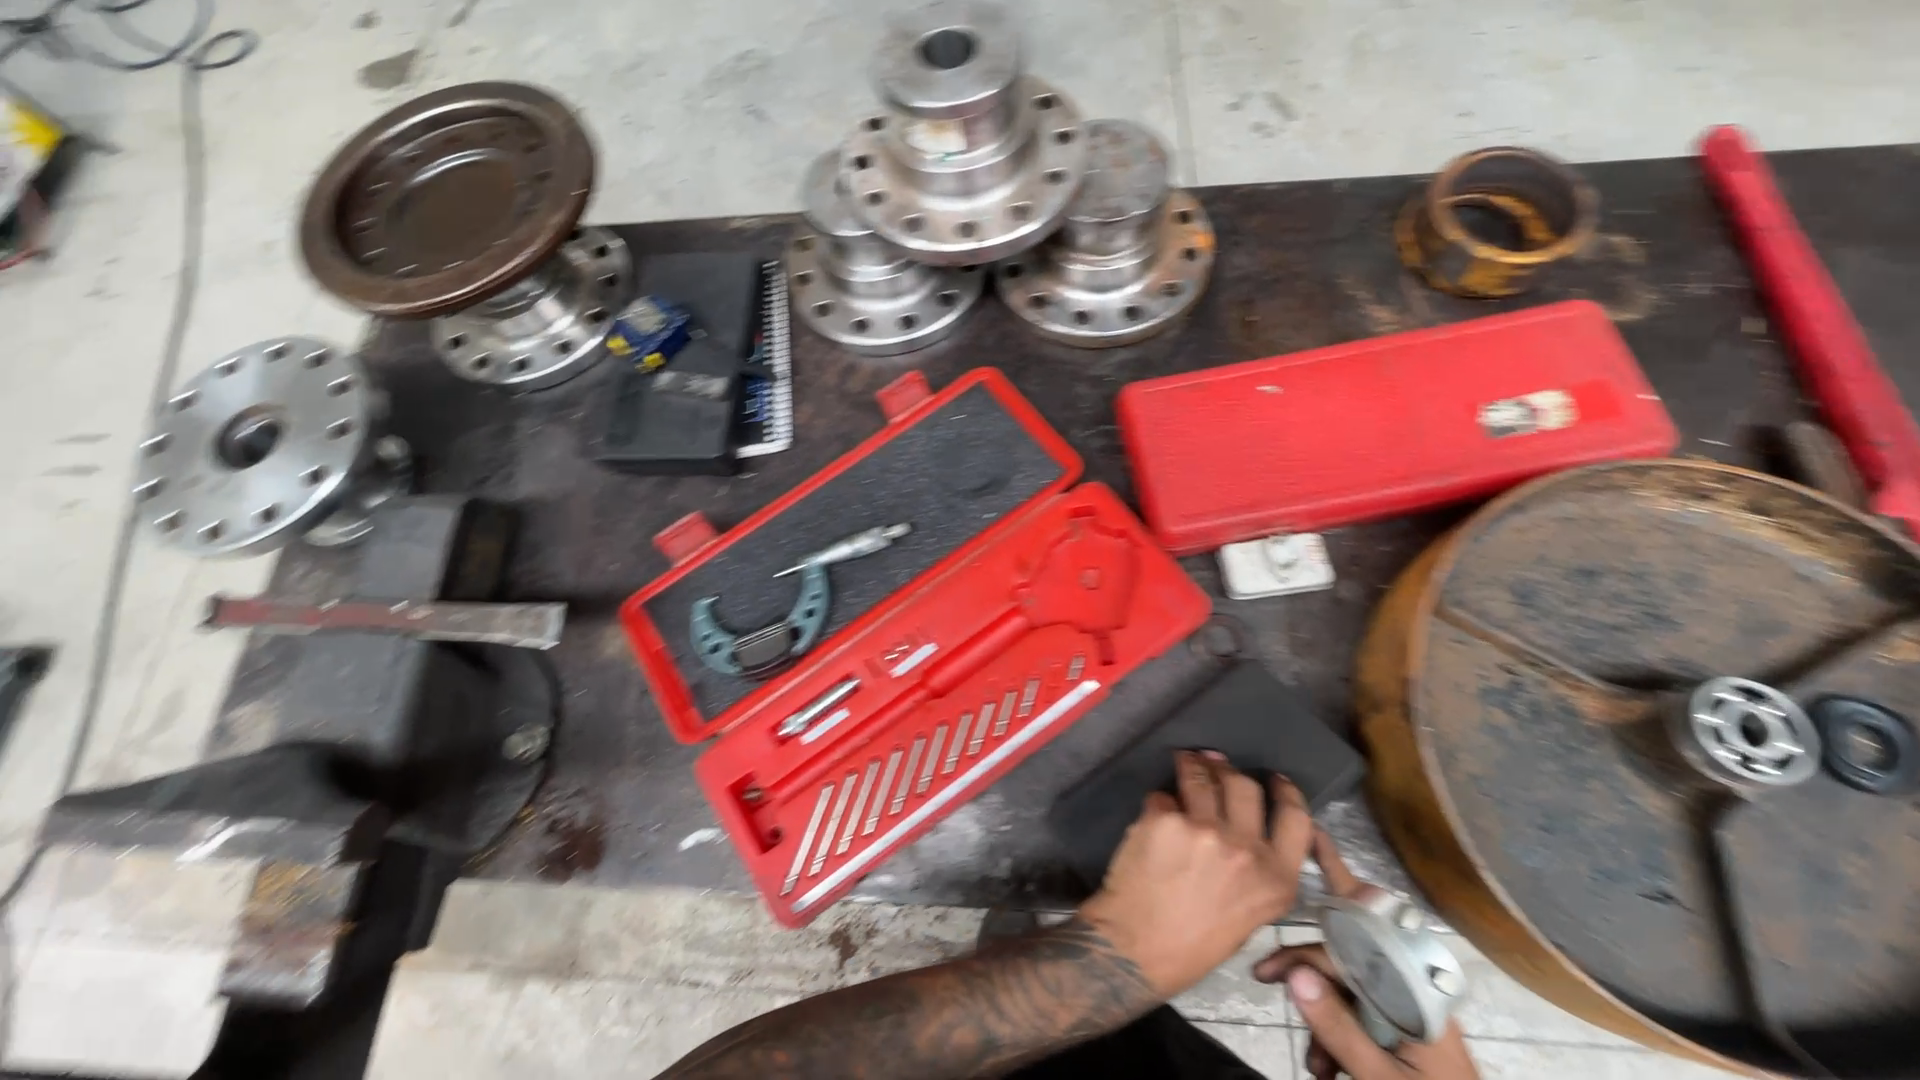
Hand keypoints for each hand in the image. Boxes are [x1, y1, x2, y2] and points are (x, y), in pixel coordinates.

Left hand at [1078, 751, 1314, 997]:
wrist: (1137, 950)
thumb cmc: (1193, 944)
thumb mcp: (1250, 915)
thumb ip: (1256, 871)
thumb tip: (1246, 831)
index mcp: (1276, 880)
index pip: (1297, 819)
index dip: (1287, 791)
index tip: (1274, 778)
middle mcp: (1247, 850)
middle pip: (1245, 786)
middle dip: (1228, 770)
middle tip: (1216, 763)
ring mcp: (1206, 831)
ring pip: (1202, 779)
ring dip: (1193, 765)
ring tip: (1186, 760)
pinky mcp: (1166, 821)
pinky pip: (1162, 798)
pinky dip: (1159, 803)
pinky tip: (1154, 814)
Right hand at [1253, 831, 1480, 1079]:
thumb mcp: (1380, 1077)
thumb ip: (1339, 1028)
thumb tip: (1295, 974)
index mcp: (1414, 994)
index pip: (1354, 945)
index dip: (1308, 944)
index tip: (1267, 965)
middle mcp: (1412, 994)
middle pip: (1347, 966)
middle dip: (1308, 984)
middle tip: (1265, 988)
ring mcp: (1409, 1014)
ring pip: (1349, 994)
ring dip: (1322, 1021)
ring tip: (1317, 1065)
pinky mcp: (1406, 1035)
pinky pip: (1361, 1018)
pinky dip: (1339, 1036)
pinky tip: (1329, 1066)